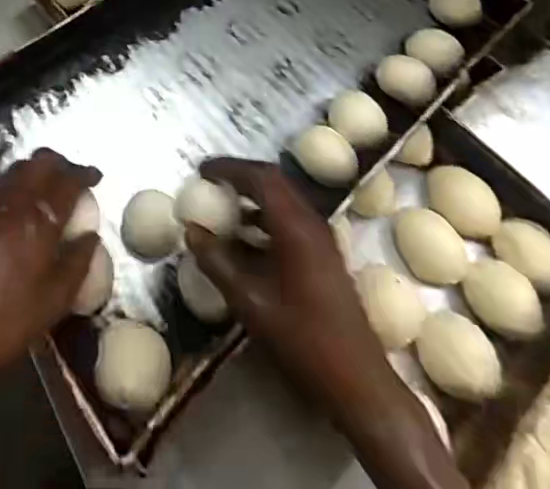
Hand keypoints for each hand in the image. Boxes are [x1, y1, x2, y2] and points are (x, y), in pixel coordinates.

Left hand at [0, 148, 100, 423]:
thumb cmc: (7, 320)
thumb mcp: (56, 299)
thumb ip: (78, 262)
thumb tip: (91, 237)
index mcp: (38, 219)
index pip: (66, 181)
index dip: (84, 174)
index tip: (97, 177)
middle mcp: (14, 203)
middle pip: (39, 162)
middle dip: (62, 163)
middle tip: (77, 178)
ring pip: (19, 170)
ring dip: (40, 170)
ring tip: (56, 189)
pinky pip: (5, 186)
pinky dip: (23, 183)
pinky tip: (30, 207)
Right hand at [186, 158, 468, 488]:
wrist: (358, 382)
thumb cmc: (301, 338)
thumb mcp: (248, 300)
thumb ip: (216, 261)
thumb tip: (191, 231)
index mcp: (295, 227)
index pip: (261, 177)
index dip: (229, 168)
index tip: (200, 170)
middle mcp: (312, 225)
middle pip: (275, 182)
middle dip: (240, 177)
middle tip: (209, 181)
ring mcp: (322, 241)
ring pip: (284, 202)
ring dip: (252, 197)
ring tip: (220, 206)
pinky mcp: (324, 258)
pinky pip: (290, 221)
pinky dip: (264, 218)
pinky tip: (243, 239)